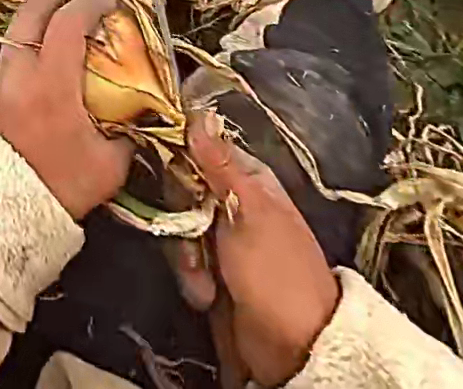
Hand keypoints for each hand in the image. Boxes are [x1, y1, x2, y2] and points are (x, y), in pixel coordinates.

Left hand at [0, 0, 134, 218]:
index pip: (68, 23)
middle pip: (33, 10)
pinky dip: (30, 34)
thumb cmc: (59, 188)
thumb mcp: (108, 164)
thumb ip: (127, 131)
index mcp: (50, 84)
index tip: (111, 0)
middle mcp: (19, 71)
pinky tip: (47, 44)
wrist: (0, 215)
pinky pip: (12, 47)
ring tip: (64, 8)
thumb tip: (141, 111)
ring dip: (41, 9)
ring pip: (17, 26)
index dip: (91, 3)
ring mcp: (0, 77)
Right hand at [184, 110, 340, 384]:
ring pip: (175, 221)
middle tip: (195, 238)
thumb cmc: (278, 272)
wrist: (295, 351)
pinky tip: (206, 294)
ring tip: (206, 280)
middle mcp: (230, 197)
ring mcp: (218, 232)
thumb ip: (219, 162)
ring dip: (185, 253)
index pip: (197, 144)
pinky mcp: (209, 264)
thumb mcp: (249, 211)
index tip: (167, 172)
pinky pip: (181, 253)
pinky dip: (190, 275)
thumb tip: (200, 110)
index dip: (177, 155)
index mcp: (246, 175)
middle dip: (180, 216)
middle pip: (179, 184)